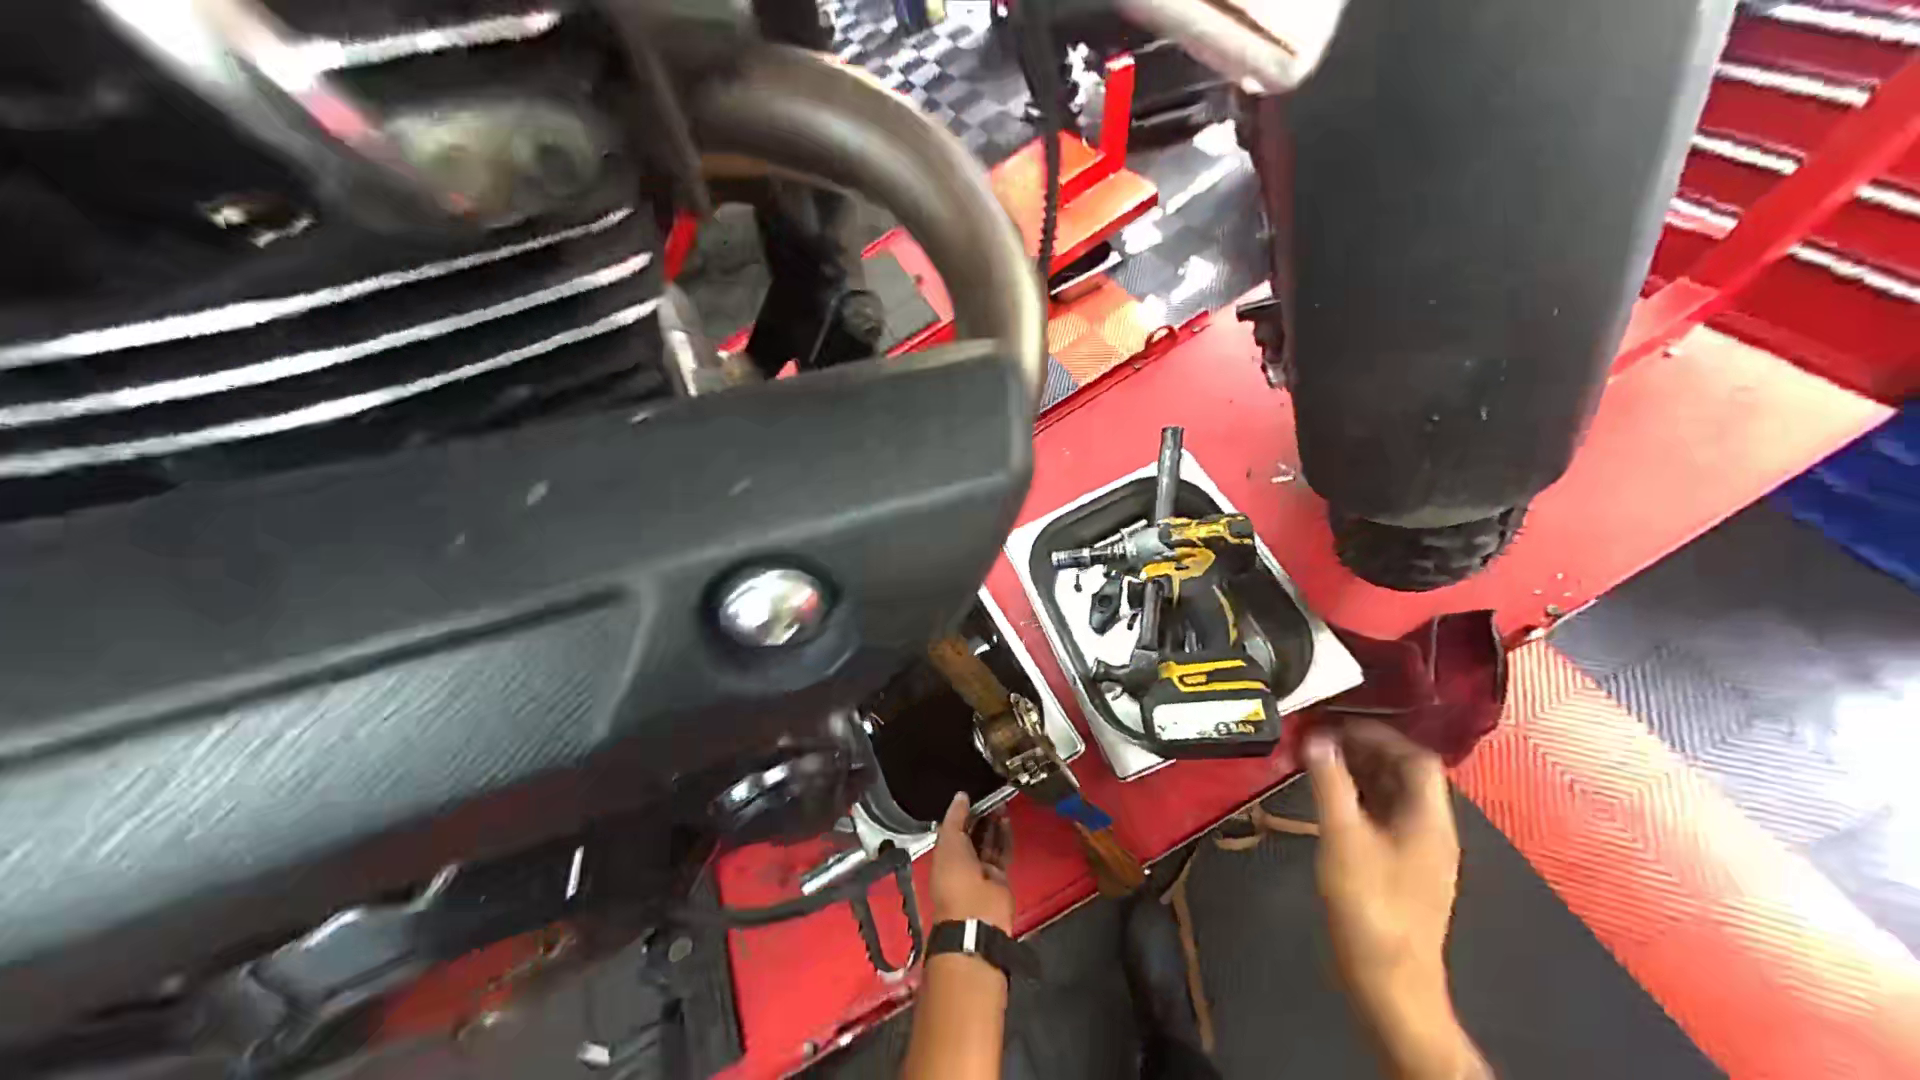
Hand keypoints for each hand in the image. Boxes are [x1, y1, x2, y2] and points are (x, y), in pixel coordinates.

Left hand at [929, 792, 1014, 932]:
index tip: (971, 795)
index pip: (953, 829)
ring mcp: (982, 870)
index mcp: (945, 855)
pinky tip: (1006, 820)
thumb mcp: (949, 841)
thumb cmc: (955, 877)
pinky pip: (1002, 851)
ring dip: (993, 823)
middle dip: (980, 817)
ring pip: (988, 841)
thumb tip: (961, 795)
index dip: (961, 813)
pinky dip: (1004, 836)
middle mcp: (962, 862)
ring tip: (1000, 803)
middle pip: (972, 834)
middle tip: (990, 797)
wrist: (977, 914)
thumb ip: (955, 817)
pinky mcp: (999, 875)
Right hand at [1305, 720, 1482, 1079]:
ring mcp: (1416, 851)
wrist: (1388, 982)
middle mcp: (1430, 830)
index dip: (1380, 735)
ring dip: (1358, 774)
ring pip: (1391, 797)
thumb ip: (1330, 784)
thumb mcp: (1343, 837)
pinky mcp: (1398, 868)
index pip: (1417, 759)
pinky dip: (1356, 799)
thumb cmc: (1369, 905)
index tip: (1336, 724)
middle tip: (1319, 738)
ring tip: (1316, 761)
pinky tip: (1326, 798)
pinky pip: (1381, 818)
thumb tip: (1316, 739)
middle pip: (1405, 776)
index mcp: (1429, 819)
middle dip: (1363, 750)